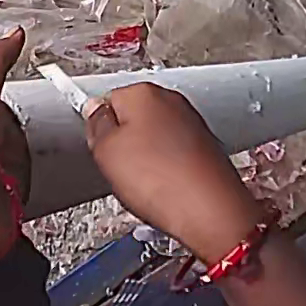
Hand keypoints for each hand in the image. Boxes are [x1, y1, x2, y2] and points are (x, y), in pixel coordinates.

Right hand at [82, 83, 266, 262]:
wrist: (211, 212)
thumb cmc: (162, 180)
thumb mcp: (105, 151)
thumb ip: (95, 125)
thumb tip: (95, 111)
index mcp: (142, 93)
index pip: (107, 101)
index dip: (100, 129)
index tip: (101, 147)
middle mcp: (170, 101)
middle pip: (131, 117)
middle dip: (123, 142)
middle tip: (120, 167)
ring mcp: (191, 123)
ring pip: (152, 137)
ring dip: (145, 157)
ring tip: (144, 182)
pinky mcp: (205, 147)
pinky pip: (172, 154)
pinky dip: (165, 169)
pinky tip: (163, 187)